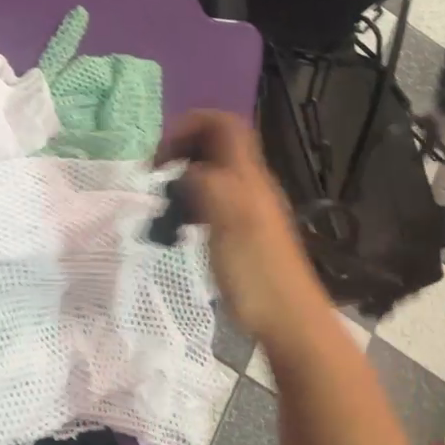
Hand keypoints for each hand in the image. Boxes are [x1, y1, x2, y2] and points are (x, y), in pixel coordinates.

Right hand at [156, 111, 327, 343]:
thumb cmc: (256, 273)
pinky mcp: (240, 231)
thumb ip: (206, 184)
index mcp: (247, 177)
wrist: (289, 320)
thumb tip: (184, 170)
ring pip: (210, 172)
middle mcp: (249, 185)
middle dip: (180, 149)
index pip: (222, 124)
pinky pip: (210, 199)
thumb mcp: (228, 221)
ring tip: (163, 201)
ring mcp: (246, 208)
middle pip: (214, 144)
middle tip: (155, 175)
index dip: (189, 126)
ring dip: (182, 177)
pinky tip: (179, 225)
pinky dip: (189, 202)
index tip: (161, 155)